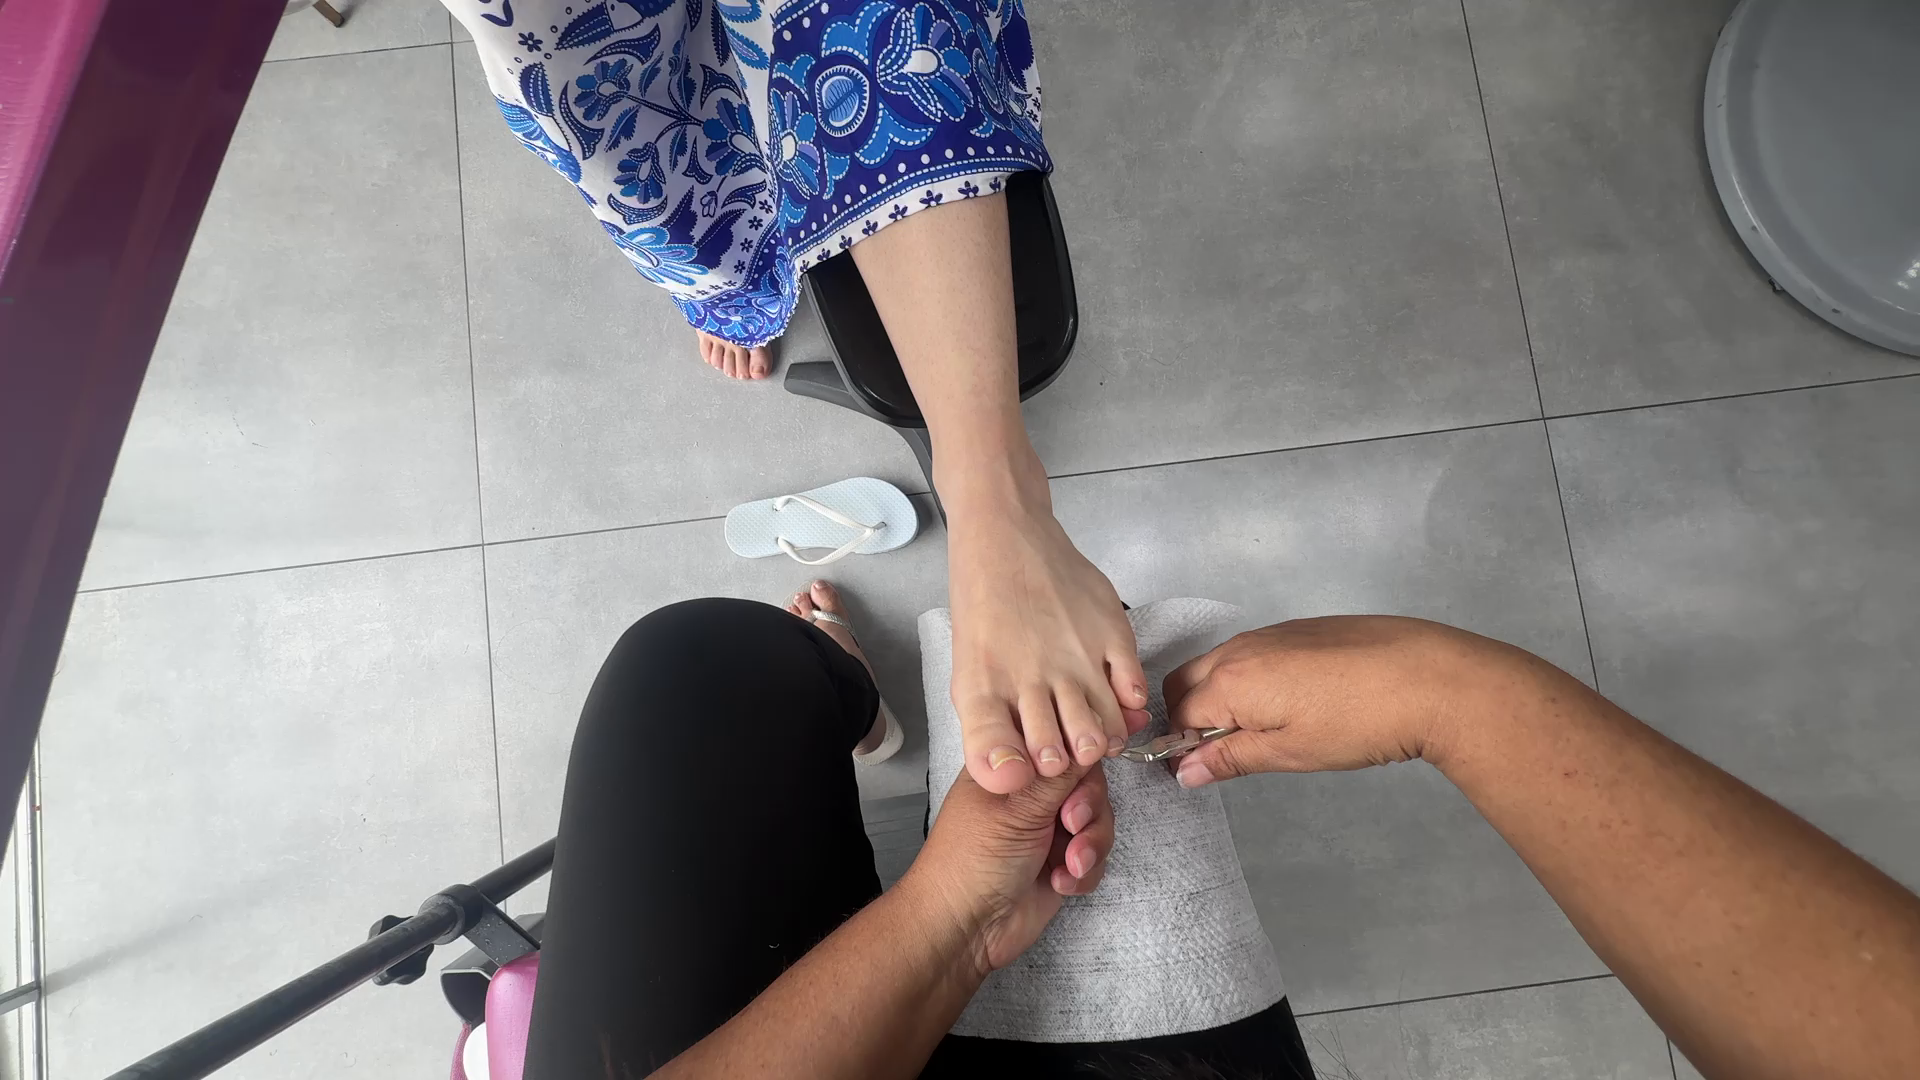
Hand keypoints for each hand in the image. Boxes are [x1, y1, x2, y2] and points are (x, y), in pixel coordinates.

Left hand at [905, 760, 1113, 975]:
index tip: (1089, 769)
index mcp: (1013, 765)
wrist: (966, 929)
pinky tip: (1061, 884)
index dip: (1081, 753)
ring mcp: (1049, 826)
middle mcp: (1033, 791)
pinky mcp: (1064, 861)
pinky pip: (1095, 854)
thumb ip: (1059, 776)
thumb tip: (1092, 735)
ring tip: (1070, 866)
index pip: (1060, 742)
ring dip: (1090, 843)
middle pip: (1088, 781)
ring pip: (1097, 818)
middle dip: (1087, 806)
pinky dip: (1085, 870)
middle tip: (1071, 825)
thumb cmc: (975, 858)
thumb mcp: (1017, 810)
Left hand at [945, 475, 1150, 792]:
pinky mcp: (1111, 630)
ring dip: (1102, 738)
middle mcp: (1030, 676)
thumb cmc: (984, 610)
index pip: (1004, 758)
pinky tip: (1117, 695)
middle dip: (1069, 762)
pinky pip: (1133, 688)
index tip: (1030, 767)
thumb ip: (988, 728)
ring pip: (1103, 729)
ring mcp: (1075, 653)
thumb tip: (1015, 777)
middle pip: (1065, 754)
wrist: (1006, 538)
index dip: (1020, 773)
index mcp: (984, 687)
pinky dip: (1129, 703)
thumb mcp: (969, 672)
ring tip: (1094, 727)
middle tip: (1070, 748)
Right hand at [1162, 615, 1529, 787]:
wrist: (1429, 677)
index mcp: (1228, 682)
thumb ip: (1229, 759)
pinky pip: (1247, 653)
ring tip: (1266, 726)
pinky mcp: (1293, 628)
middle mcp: (1236, 650)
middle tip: (1227, 748)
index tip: (1202, 769)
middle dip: (1188, 715)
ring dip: (1218, 695)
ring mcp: (1265, 634)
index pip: (1178, 715)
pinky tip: (1294, 700)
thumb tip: (1183, 771)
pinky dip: (1246, 677)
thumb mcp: (1290, 753)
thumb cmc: (1356, 723)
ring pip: (1215, 665)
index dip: (1182, 745)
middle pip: (1184, 683)